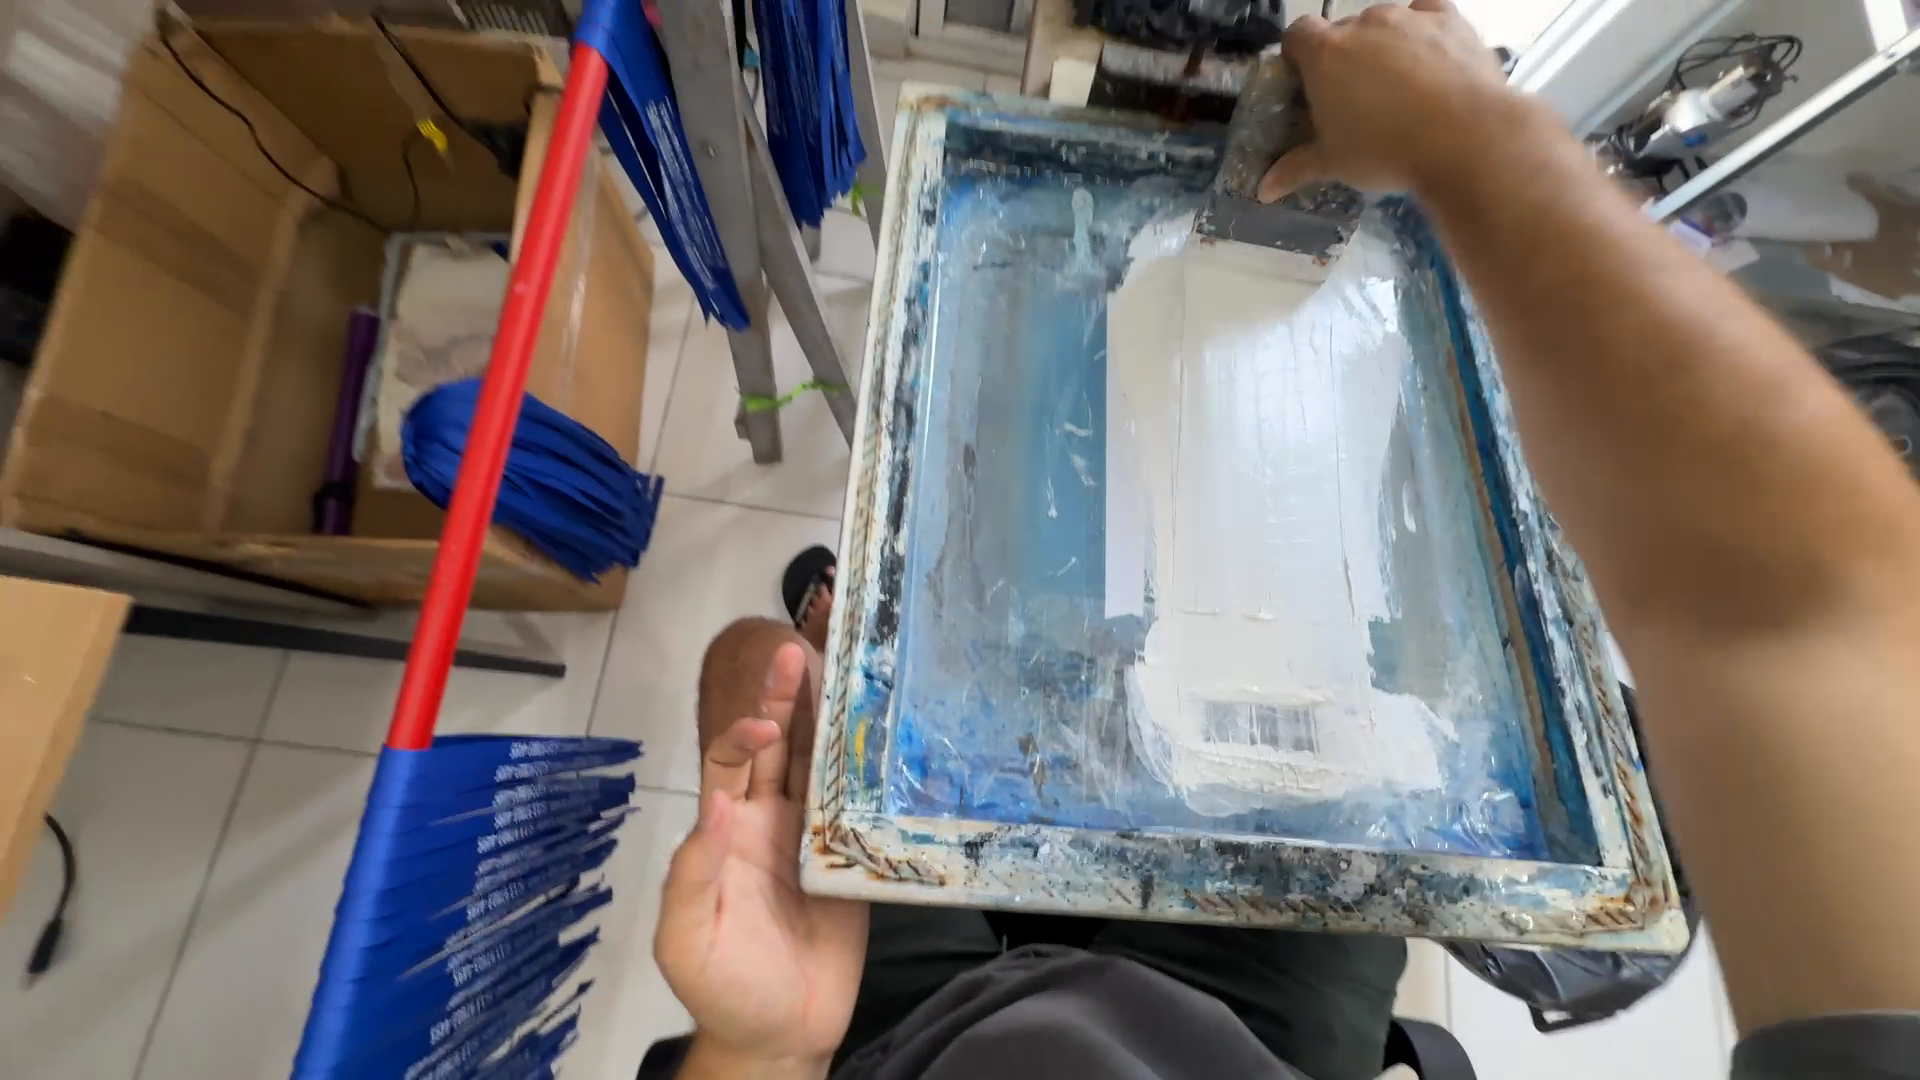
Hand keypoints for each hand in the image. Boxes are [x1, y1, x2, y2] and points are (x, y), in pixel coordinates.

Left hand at [654, 643, 869, 1071]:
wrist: (784, 1033)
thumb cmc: (725, 985)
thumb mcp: (688, 938)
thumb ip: (694, 873)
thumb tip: (716, 803)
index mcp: (729, 829)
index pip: (732, 763)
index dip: (745, 737)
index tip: (766, 728)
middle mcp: (772, 817)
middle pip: (778, 746)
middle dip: (784, 700)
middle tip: (794, 650)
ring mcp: (815, 831)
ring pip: (819, 761)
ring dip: (826, 718)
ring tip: (841, 669)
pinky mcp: (853, 851)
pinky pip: (859, 799)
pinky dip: (868, 763)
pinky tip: (882, 731)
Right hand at [1258, 0, 1521, 201]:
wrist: (1463, 135)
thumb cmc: (1382, 149)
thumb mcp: (1332, 165)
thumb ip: (1295, 169)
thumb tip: (1263, 190)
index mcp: (1326, 56)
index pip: (1297, 34)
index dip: (1295, 54)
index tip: (1301, 80)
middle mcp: (1366, 25)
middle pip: (1342, 30)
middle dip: (1339, 57)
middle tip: (1346, 97)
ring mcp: (1410, 17)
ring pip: (1384, 22)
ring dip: (1379, 46)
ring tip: (1390, 85)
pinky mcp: (1451, 19)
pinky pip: (1426, 12)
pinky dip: (1419, 29)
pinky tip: (1423, 56)